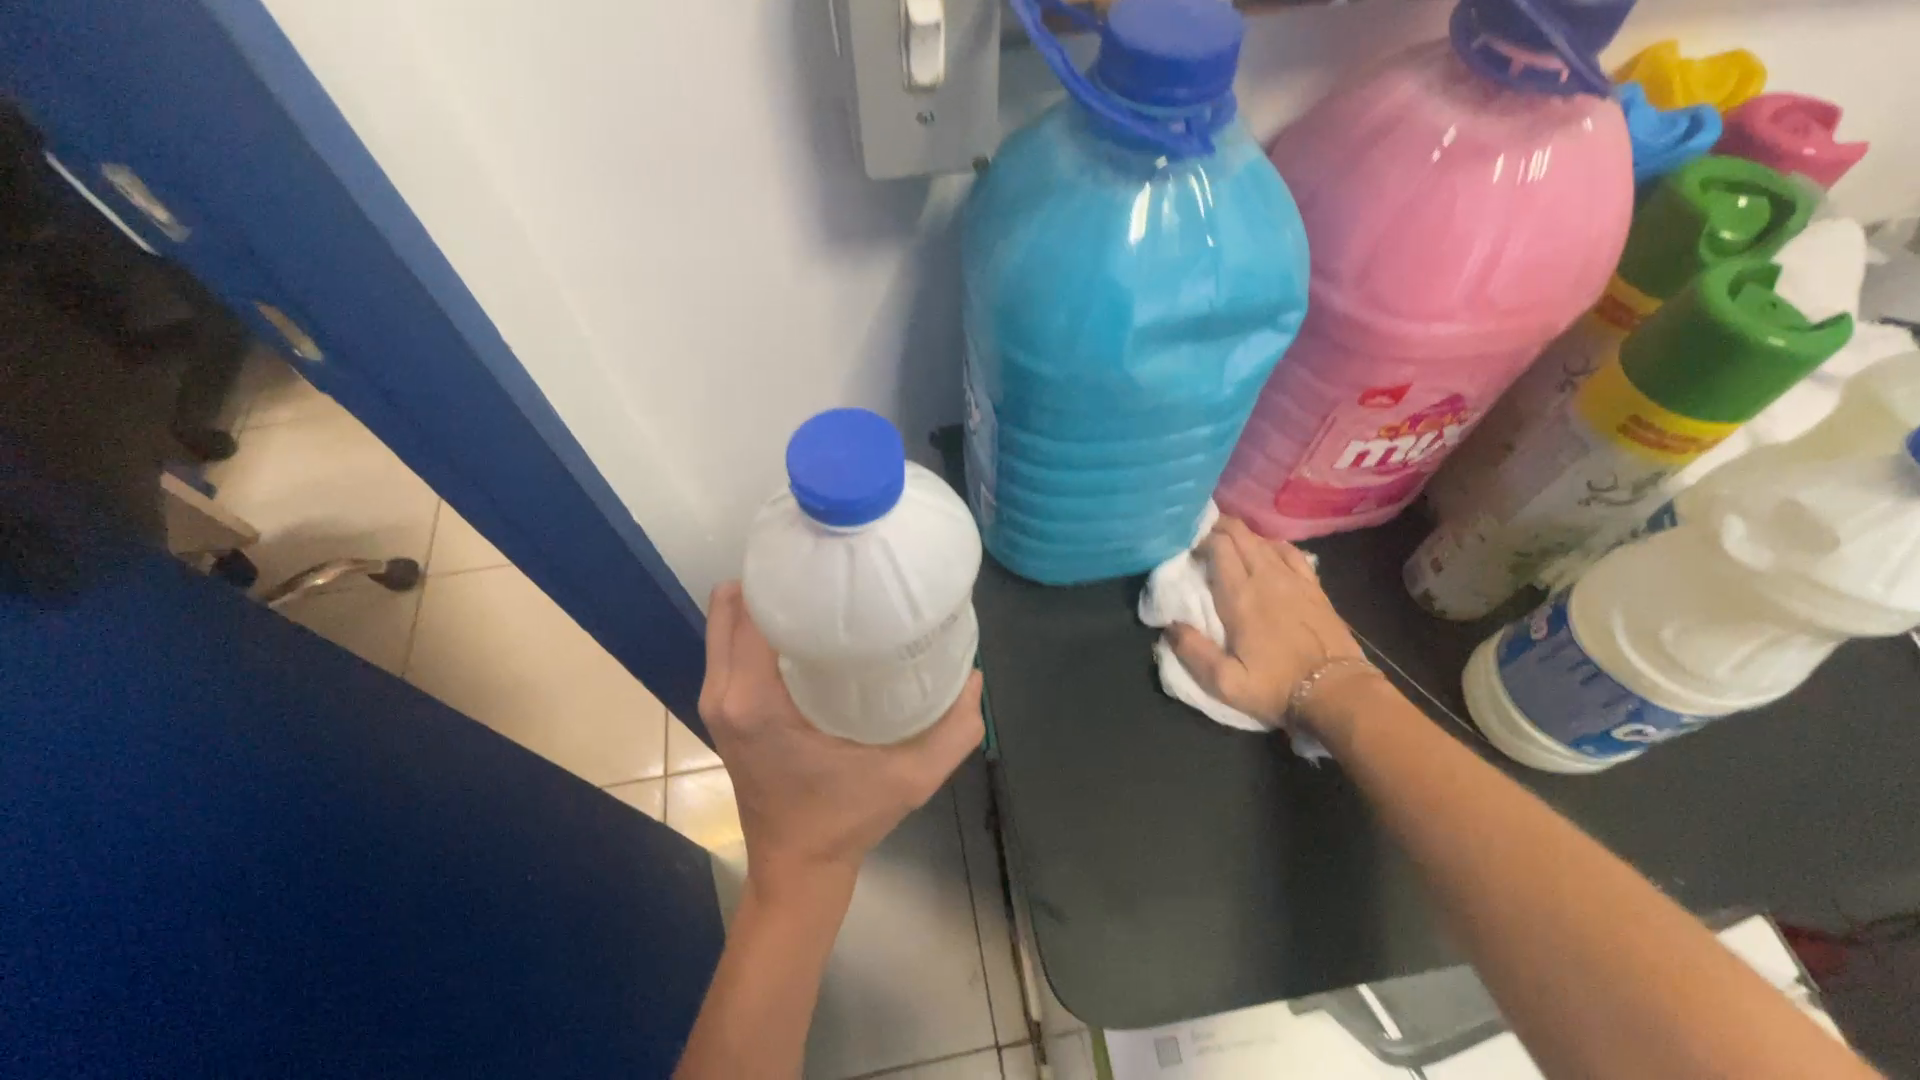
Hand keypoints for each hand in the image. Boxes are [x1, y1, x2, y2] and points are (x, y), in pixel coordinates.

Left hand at [698, 583, 984, 896]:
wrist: (798, 868)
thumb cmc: (846, 820)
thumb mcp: (911, 777)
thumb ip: (952, 727)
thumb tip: (974, 672)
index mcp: (755, 700)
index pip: (755, 607)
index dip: (788, 571)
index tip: (831, 554)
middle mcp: (724, 691)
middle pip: (733, 603)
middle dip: (777, 576)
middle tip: (830, 567)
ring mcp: (715, 699)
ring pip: (727, 621)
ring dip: (766, 598)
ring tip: (820, 589)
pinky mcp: (721, 708)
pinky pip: (729, 644)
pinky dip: (757, 624)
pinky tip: (806, 625)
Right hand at [1164, 517, 1369, 730]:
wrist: (1336, 692)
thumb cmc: (1276, 687)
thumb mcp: (1225, 682)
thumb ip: (1193, 651)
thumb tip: (1170, 625)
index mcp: (1239, 596)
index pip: (1218, 546)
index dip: (1200, 538)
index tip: (1187, 548)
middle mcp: (1266, 577)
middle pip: (1240, 534)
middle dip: (1218, 528)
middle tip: (1202, 538)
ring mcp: (1294, 579)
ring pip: (1263, 540)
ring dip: (1243, 535)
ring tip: (1228, 543)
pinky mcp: (1314, 586)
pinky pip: (1291, 552)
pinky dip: (1273, 545)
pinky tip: (1267, 551)